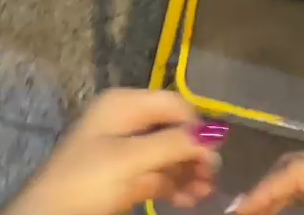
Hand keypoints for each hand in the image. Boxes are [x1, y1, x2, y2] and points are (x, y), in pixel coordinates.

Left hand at [1, 89, 222, 214]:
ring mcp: (123, 149)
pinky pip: (155, 173)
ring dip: (186, 171)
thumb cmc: (87, 180)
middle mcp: (125, 120)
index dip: (195, 126)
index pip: (171, 104)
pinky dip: (172, 184)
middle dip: (193, 152)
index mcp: (123, 104)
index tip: (216, 154)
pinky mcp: (122, 175)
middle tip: (213, 179)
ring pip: (165, 154)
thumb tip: (213, 134)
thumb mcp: (130, 160)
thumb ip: (172, 145)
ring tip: (204, 193)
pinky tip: (188, 199)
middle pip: (170, 129)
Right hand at [233, 152, 303, 214]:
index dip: (262, 191)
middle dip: (267, 189)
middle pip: (301, 165)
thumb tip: (252, 212)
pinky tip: (282, 210)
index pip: (298, 171)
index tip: (237, 212)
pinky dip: (297, 197)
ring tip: (255, 210)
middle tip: (240, 210)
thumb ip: (298, 213)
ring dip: (280, 193)